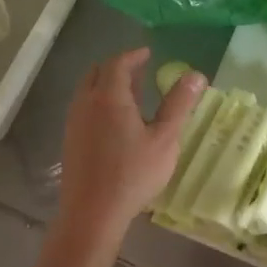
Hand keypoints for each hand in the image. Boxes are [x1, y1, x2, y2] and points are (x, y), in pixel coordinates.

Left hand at [57, 48, 205, 233]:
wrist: (92, 212)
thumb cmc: (133, 174)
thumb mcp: (165, 139)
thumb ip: (179, 104)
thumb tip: (195, 74)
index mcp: (109, 97)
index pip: (118, 63)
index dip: (133, 56)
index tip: (148, 54)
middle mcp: (86, 103)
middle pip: (98, 73)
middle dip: (118, 67)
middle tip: (139, 71)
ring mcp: (74, 122)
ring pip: (88, 91)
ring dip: (107, 85)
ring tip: (130, 94)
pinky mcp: (70, 141)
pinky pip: (83, 108)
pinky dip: (99, 102)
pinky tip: (114, 122)